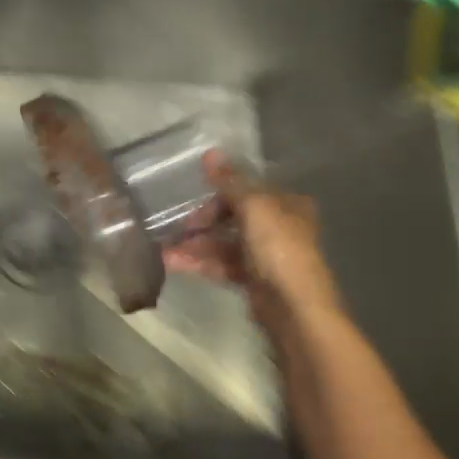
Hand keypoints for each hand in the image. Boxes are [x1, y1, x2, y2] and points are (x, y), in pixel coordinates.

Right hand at [162, 150, 342, 331]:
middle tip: (179, 227)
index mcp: (287, 205)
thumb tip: (210, 152)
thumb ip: (230, 181)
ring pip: (224, 243)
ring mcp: (266, 255)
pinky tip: (173, 263)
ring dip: (195, 245)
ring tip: (164, 250)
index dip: (220, 192)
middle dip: (202, 222)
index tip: (194, 197)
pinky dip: (199, 263)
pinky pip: (221, 264)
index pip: (248, 190)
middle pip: (233, 217)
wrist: (294, 307)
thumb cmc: (279, 249)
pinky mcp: (254, 280)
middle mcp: (279, 227)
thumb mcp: (254, 207)